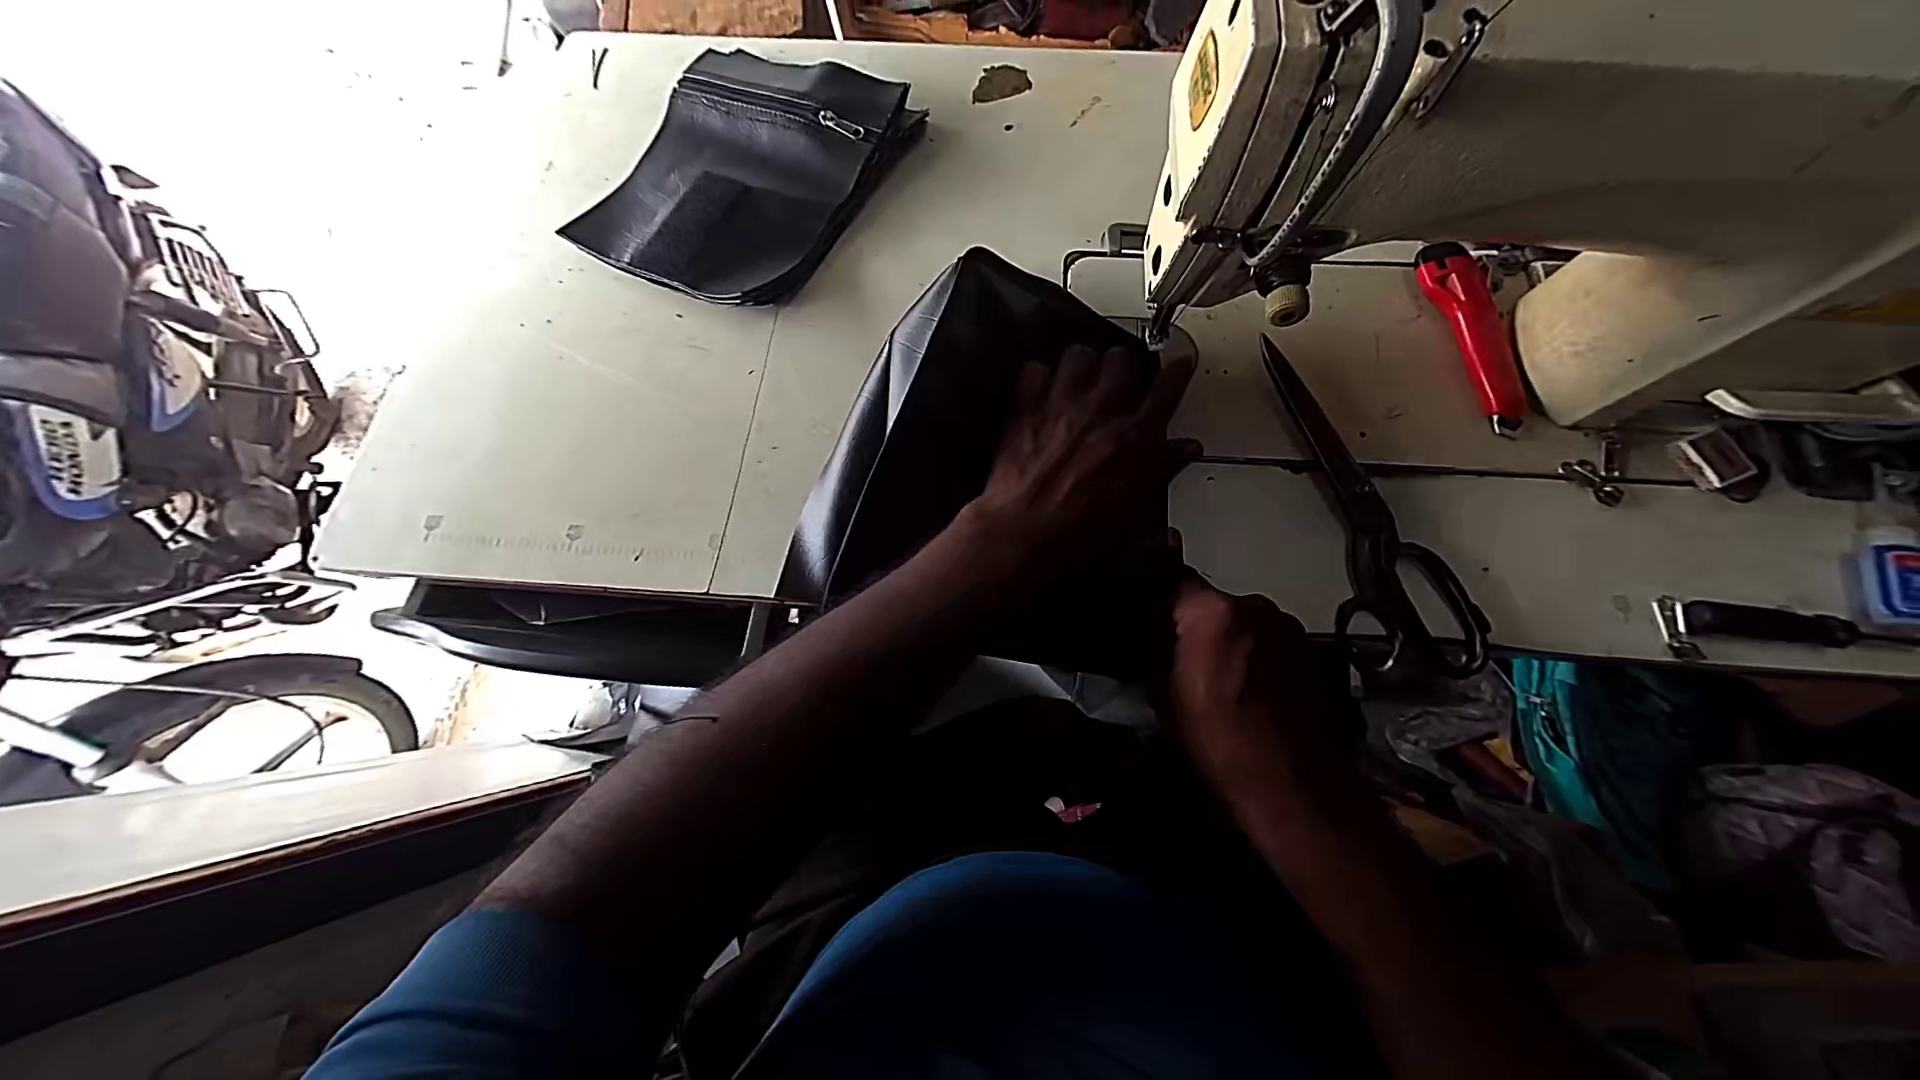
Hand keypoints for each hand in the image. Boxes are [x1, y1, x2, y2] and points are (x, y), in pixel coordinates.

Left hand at [963, 345, 1198, 577]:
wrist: (1025, 534)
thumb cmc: (1078, 533)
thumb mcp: (1136, 511)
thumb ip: (1163, 471)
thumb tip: (1183, 451)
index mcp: (1136, 437)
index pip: (1169, 388)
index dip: (1178, 370)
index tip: (1180, 364)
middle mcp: (1101, 412)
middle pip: (1121, 359)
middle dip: (1122, 367)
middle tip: (1119, 381)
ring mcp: (1061, 406)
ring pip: (1078, 356)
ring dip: (1081, 366)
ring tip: (1079, 381)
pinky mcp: (1025, 410)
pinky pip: (1034, 371)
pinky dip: (1037, 378)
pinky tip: (1040, 390)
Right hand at [1163, 573, 1356, 807]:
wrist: (1293, 783)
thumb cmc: (1216, 740)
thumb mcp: (1162, 694)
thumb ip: (1157, 648)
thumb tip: (1155, 627)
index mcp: (1210, 611)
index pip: (1172, 584)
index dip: (1161, 606)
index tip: (1155, 629)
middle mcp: (1252, 604)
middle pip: (1210, 602)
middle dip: (1197, 624)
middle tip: (1186, 659)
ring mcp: (1286, 624)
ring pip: (1241, 620)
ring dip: (1229, 639)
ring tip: (1223, 679)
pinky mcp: (1309, 646)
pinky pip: (1268, 638)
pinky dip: (1256, 653)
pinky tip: (1251, 688)